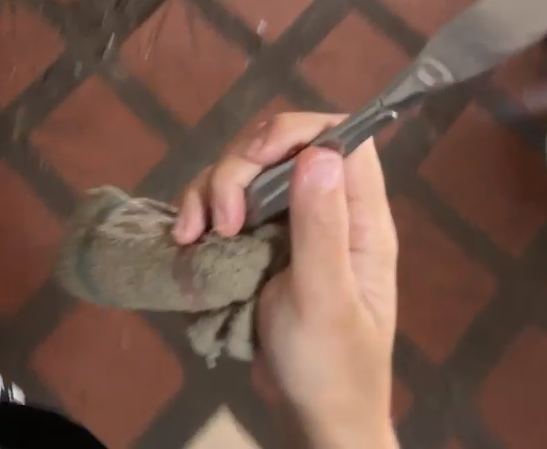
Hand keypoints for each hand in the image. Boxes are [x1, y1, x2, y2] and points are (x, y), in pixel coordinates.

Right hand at [176, 113, 398, 448]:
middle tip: (223, 219)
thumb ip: (321, 226)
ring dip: (210, 190)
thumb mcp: (325, 299)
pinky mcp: (253, 235)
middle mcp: (322, 208)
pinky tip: (187, 236)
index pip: (342, 138)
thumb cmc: (332, 364)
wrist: (312, 415)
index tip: (257, 156)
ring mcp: (285, 220)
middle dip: (237, 170)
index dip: (297, 131)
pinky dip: (196, 208)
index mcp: (359, 219)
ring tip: (200, 234)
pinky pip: (217, 197)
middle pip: (276, 146)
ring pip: (240, 169)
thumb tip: (320, 152)